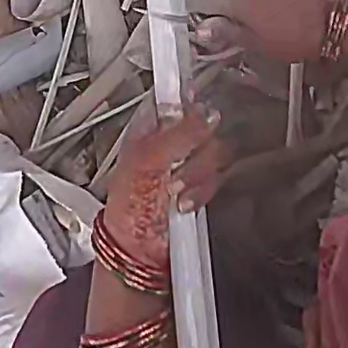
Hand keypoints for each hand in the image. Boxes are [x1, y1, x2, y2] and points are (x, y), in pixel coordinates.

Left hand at [101, 102, 231, 268]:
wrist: (138, 250)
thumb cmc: (127, 206)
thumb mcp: (145, 162)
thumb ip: (178, 134)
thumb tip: (208, 114)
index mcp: (152, 125)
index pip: (178, 97)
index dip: (191, 100)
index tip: (195, 114)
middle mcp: (174, 139)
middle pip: (206, 124)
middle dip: (195, 151)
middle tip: (176, 167)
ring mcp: (190, 161)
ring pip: (217, 151)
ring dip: (198, 174)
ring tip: (176, 190)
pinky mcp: (204, 183)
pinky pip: (220, 176)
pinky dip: (204, 191)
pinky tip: (185, 202)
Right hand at [187, 0, 329, 64]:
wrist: (327, 27)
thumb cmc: (292, 38)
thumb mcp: (255, 43)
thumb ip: (227, 34)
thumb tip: (203, 30)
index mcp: (238, 0)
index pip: (205, 0)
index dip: (195, 10)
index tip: (190, 20)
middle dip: (217, 14)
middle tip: (216, 35)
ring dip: (236, 11)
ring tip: (240, 32)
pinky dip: (252, 8)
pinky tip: (260, 23)